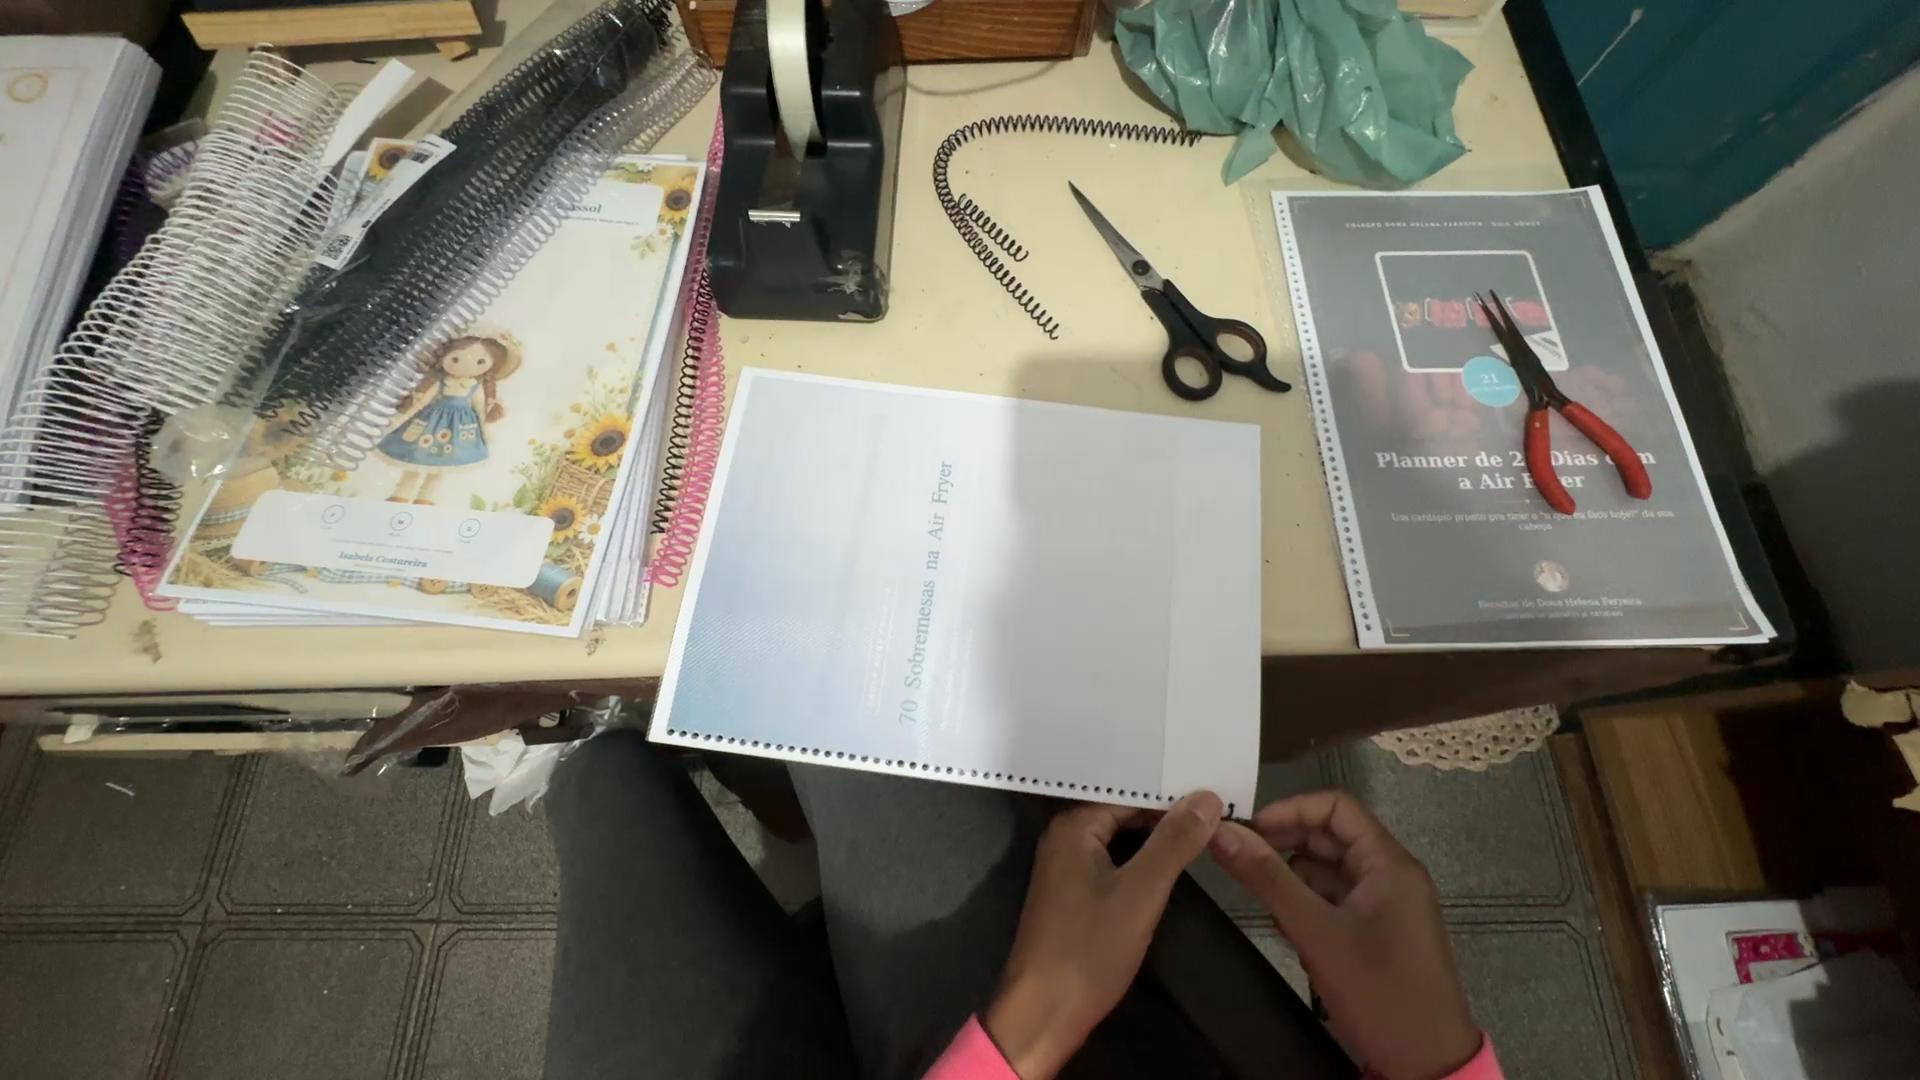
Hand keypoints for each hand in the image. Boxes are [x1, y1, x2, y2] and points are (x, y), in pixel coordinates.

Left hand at [983, 792, 1223, 1079]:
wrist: (1043, 1013)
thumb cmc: (1088, 949)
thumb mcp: (1140, 893)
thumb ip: (1173, 843)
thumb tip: (1206, 797)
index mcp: (1073, 825)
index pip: (1129, 793)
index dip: (1171, 794)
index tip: (1213, 791)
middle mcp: (1064, 836)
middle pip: (1122, 812)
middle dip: (1165, 814)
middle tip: (1216, 806)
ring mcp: (1066, 865)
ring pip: (1118, 838)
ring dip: (1155, 837)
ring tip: (1204, 827)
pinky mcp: (1072, 892)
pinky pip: (1112, 860)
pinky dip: (1140, 859)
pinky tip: (1169, 863)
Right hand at [1209, 791, 1480, 1079]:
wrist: (1429, 1071)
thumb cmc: (1380, 993)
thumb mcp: (1315, 932)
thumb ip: (1266, 878)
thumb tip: (1220, 832)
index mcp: (1389, 864)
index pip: (1336, 806)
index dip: (1290, 809)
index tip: (1250, 828)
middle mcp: (1391, 874)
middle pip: (1329, 835)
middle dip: (1284, 841)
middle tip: (1241, 855)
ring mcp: (1386, 904)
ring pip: (1328, 867)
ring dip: (1291, 873)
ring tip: (1258, 894)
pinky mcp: (1377, 930)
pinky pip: (1334, 896)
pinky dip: (1306, 900)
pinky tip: (1284, 923)